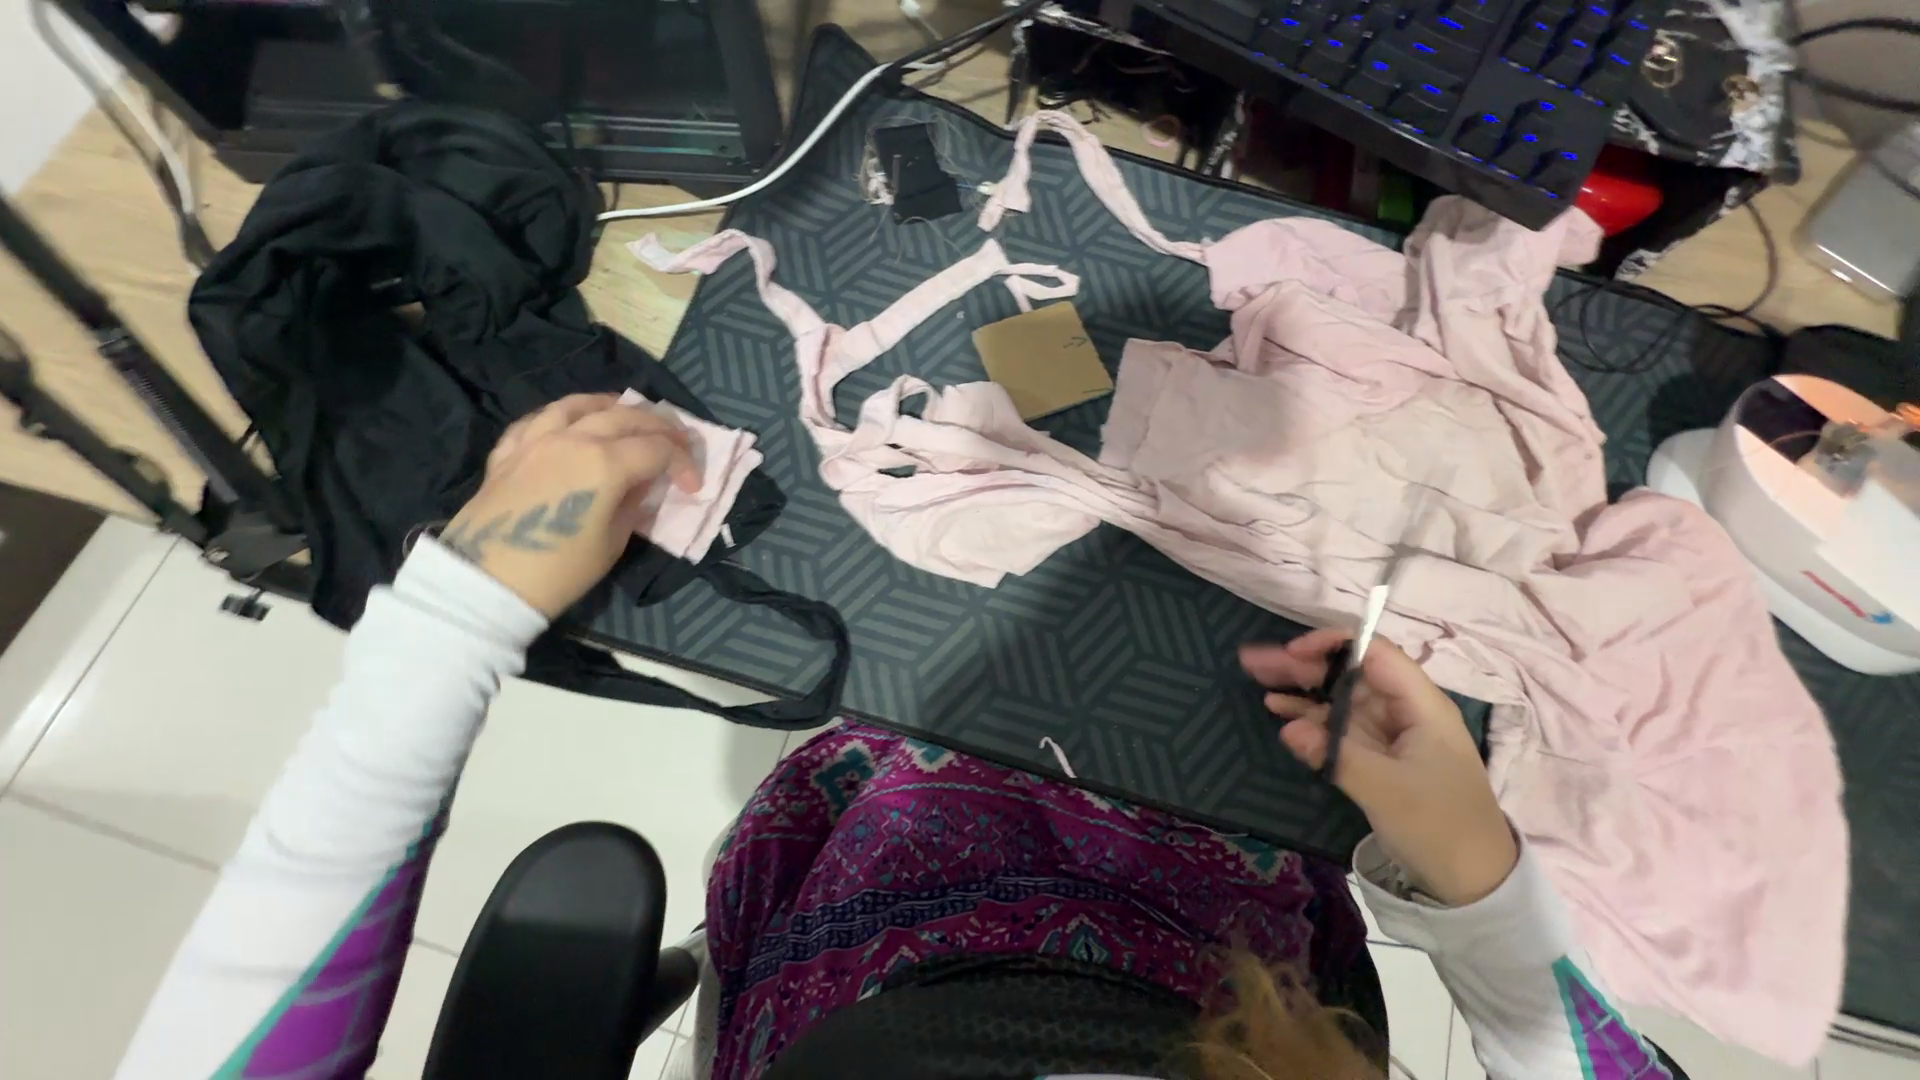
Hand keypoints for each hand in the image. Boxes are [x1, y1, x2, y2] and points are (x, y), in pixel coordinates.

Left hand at [441, 393, 702, 617]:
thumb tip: (642, 484)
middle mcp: (573, 439)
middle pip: (626, 417)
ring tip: (627, 411)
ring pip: (580, 405)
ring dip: (611, 406)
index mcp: (605, 463)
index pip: (659, 449)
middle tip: (677, 441)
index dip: (684, 464)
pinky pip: (538, 420)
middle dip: (660, 427)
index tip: (694, 486)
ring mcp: (535, 441)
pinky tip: (572, 423)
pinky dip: (563, 416)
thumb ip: (634, 503)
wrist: (487, 585)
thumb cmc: (561, 571)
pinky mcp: (507, 453)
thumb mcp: (614, 542)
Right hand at [1241, 629, 1517, 905]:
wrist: (1472, 881)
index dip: (1333, 646)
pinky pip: (1338, 726)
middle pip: (1349, 674)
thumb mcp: (1387, 790)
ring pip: (1339, 697)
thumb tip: (1286, 727)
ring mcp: (1389, 734)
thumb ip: (1335, 755)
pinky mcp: (1376, 756)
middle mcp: (1404, 711)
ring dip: (1300, 688)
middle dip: (1304, 665)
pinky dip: (1309, 717)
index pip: (1375, 654)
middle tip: (1256, 662)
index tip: (1292, 652)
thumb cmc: (1440, 826)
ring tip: (1257, 678)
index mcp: (1420, 706)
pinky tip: (1279, 710)